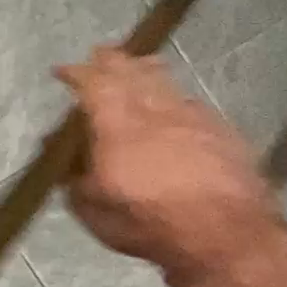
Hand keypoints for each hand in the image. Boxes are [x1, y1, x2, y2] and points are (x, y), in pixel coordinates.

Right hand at [56, 47, 284, 279]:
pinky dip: (175, 96)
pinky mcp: (224, 137)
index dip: (79, 75)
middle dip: (116, 63)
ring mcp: (197, 124)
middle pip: (136, 78)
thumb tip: (63, 150)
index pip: (97, 88)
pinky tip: (175, 101)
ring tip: (142, 63)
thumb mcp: (88, 203)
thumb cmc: (143, 220)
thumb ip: (74, 172)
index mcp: (120, 129)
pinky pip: (192, 105)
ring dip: (150, 72)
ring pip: (168, 87)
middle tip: (103, 51)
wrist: (224, 236)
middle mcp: (158, 116)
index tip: (62, 69)